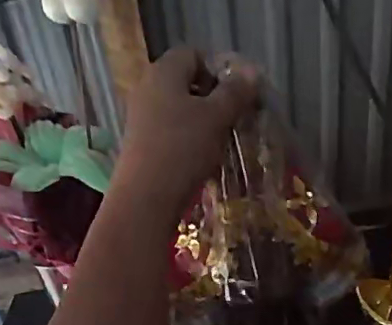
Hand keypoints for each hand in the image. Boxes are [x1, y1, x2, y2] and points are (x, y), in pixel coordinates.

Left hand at [110, 47, 257, 213]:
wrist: (145, 202)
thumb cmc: (182, 150)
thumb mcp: (216, 118)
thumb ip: (235, 94)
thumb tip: (251, 75)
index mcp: (163, 72)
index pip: (194, 55)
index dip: (218, 71)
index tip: (235, 97)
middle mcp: (146, 91)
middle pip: (185, 87)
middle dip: (211, 102)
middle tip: (231, 123)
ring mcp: (140, 123)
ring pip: (178, 116)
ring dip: (200, 128)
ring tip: (218, 148)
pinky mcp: (140, 151)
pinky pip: (168, 140)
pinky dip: (186, 147)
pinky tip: (199, 166)